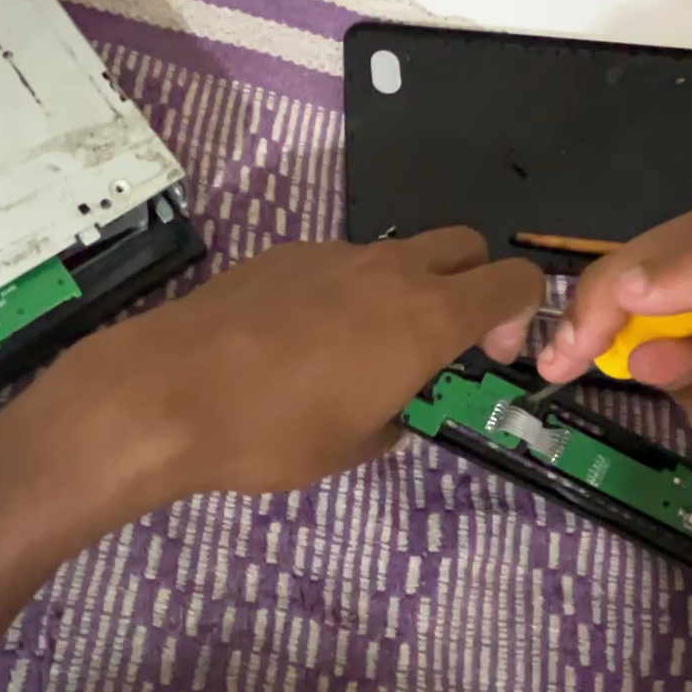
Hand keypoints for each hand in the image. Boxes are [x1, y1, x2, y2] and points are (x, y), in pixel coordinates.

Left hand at [22, 228, 543, 506]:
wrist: (170, 388)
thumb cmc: (272, 432)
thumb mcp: (353, 447)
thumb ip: (396, 417)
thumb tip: (395, 406)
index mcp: (424, 317)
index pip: (513, 280)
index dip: (521, 312)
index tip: (488, 354)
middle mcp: (388, 270)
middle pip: (465, 244)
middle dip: (472, 282)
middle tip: (439, 339)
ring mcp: (333, 252)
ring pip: (398, 252)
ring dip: (403, 288)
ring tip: (353, 349)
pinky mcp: (286, 251)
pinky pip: (340, 261)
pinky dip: (345, 288)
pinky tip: (295, 337)